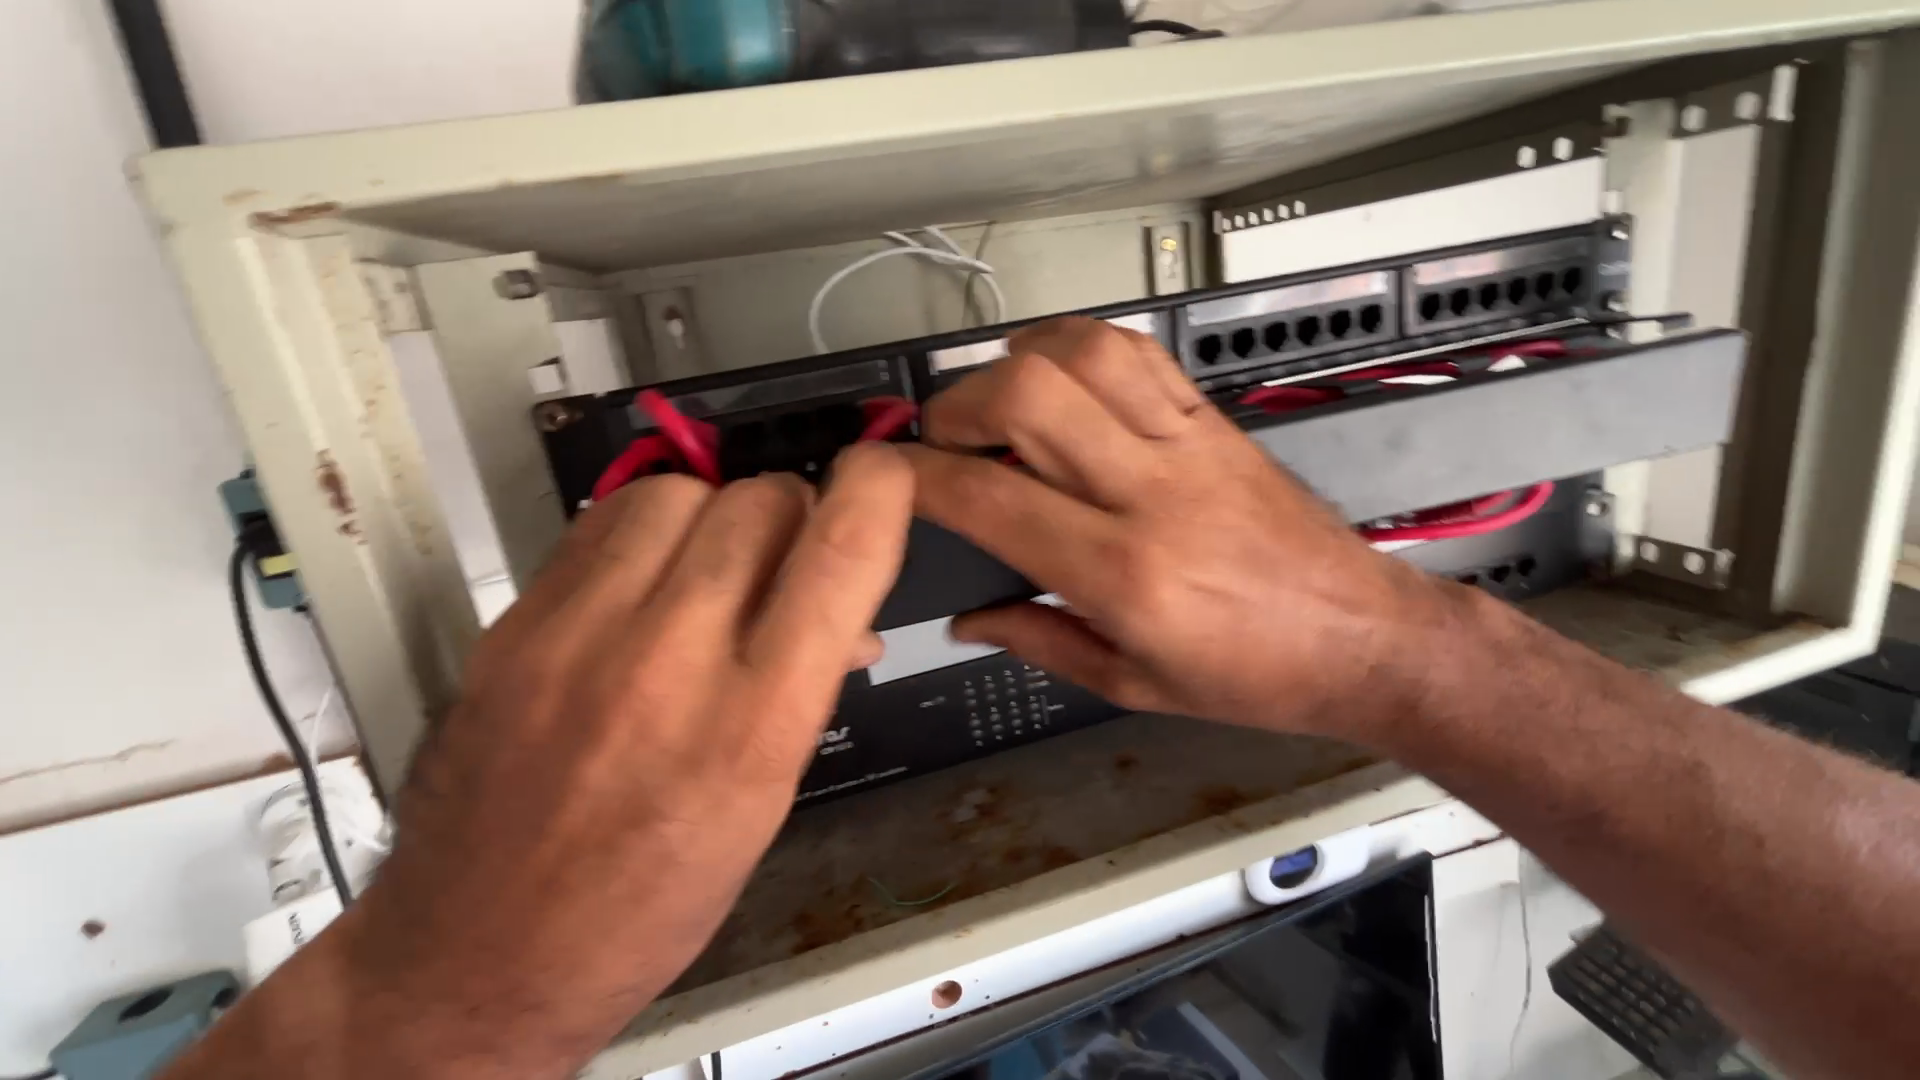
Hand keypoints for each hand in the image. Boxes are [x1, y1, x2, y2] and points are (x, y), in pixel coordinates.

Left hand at [303, 445, 912, 1077]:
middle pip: (760, 501)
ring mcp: (577, 636)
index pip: (840, 556)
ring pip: (679, 492)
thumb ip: (807, 690)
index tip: (882, 479)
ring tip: (712, 567)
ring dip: (717, 514)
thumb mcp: (765, 805)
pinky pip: (601, 523)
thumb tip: (847, 624)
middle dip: (794, 513)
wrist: (480, 955)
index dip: (879, 491)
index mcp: (755, 725)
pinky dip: (646, 530)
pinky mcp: (515, 627)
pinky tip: (647, 577)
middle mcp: (668, 663)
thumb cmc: (649, 901)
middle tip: (787, 559)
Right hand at [902, 318, 1464, 740]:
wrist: (1360, 639)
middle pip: (1027, 398)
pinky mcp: (1213, 421)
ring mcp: (1187, 445)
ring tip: (996, 398)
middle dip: (957, 405)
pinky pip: (1138, 351)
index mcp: (1121, 572)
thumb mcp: (1130, 682)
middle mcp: (1149, 493)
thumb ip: (1037, 640)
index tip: (888, 476)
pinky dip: (1080, 345)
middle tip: (942, 437)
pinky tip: (1061, 374)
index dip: (918, 478)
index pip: (989, 497)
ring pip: (1082, 354)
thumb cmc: (1250, 676)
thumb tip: (966, 619)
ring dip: (1017, 360)